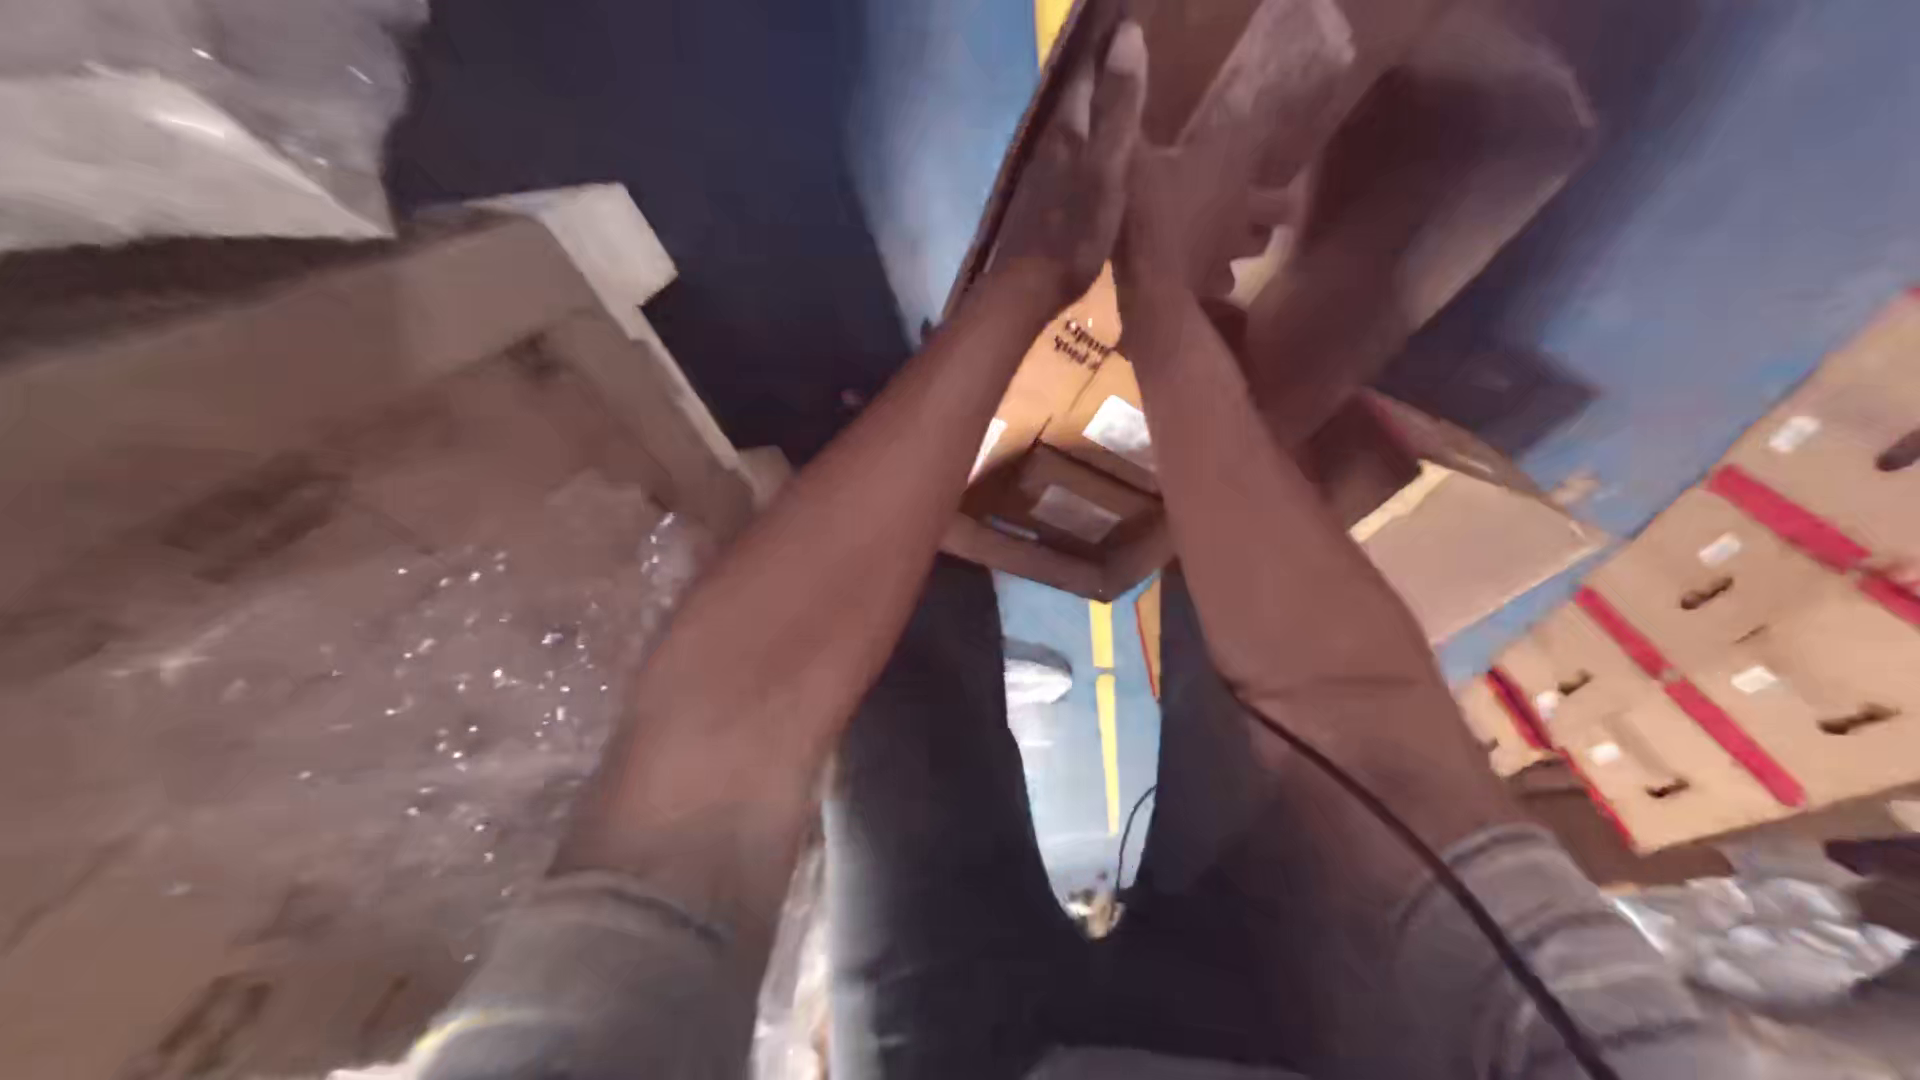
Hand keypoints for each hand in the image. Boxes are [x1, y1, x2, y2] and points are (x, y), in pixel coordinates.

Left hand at [993, 20, 1146, 308]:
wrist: (1028, 288)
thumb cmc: (1074, 234)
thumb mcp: (1107, 171)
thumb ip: (1117, 110)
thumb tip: (1126, 35)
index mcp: (1069, 130)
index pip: (1087, 69)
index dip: (1107, 41)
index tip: (1127, 16)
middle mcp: (1050, 143)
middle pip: (1074, 94)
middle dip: (1098, 68)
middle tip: (1125, 45)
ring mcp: (1041, 174)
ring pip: (1067, 125)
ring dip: (1088, 104)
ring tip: (1114, 89)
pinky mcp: (1039, 202)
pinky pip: (1064, 156)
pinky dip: (1081, 141)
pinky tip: (1090, 149)